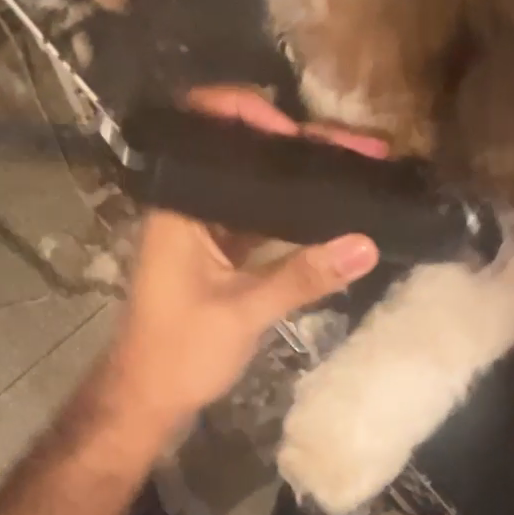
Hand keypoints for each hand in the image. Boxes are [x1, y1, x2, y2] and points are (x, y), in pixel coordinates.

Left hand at [102, 87, 382, 424]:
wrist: (148, 400)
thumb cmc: (179, 354)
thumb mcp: (243, 313)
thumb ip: (303, 276)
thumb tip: (365, 244)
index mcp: (178, 206)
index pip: (206, 130)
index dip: (252, 115)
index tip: (301, 133)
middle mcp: (190, 206)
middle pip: (245, 156)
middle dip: (301, 146)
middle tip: (360, 146)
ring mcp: (206, 230)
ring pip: (258, 186)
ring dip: (303, 177)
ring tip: (358, 166)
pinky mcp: (222, 254)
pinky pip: (262, 218)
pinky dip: (296, 211)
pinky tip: (334, 208)